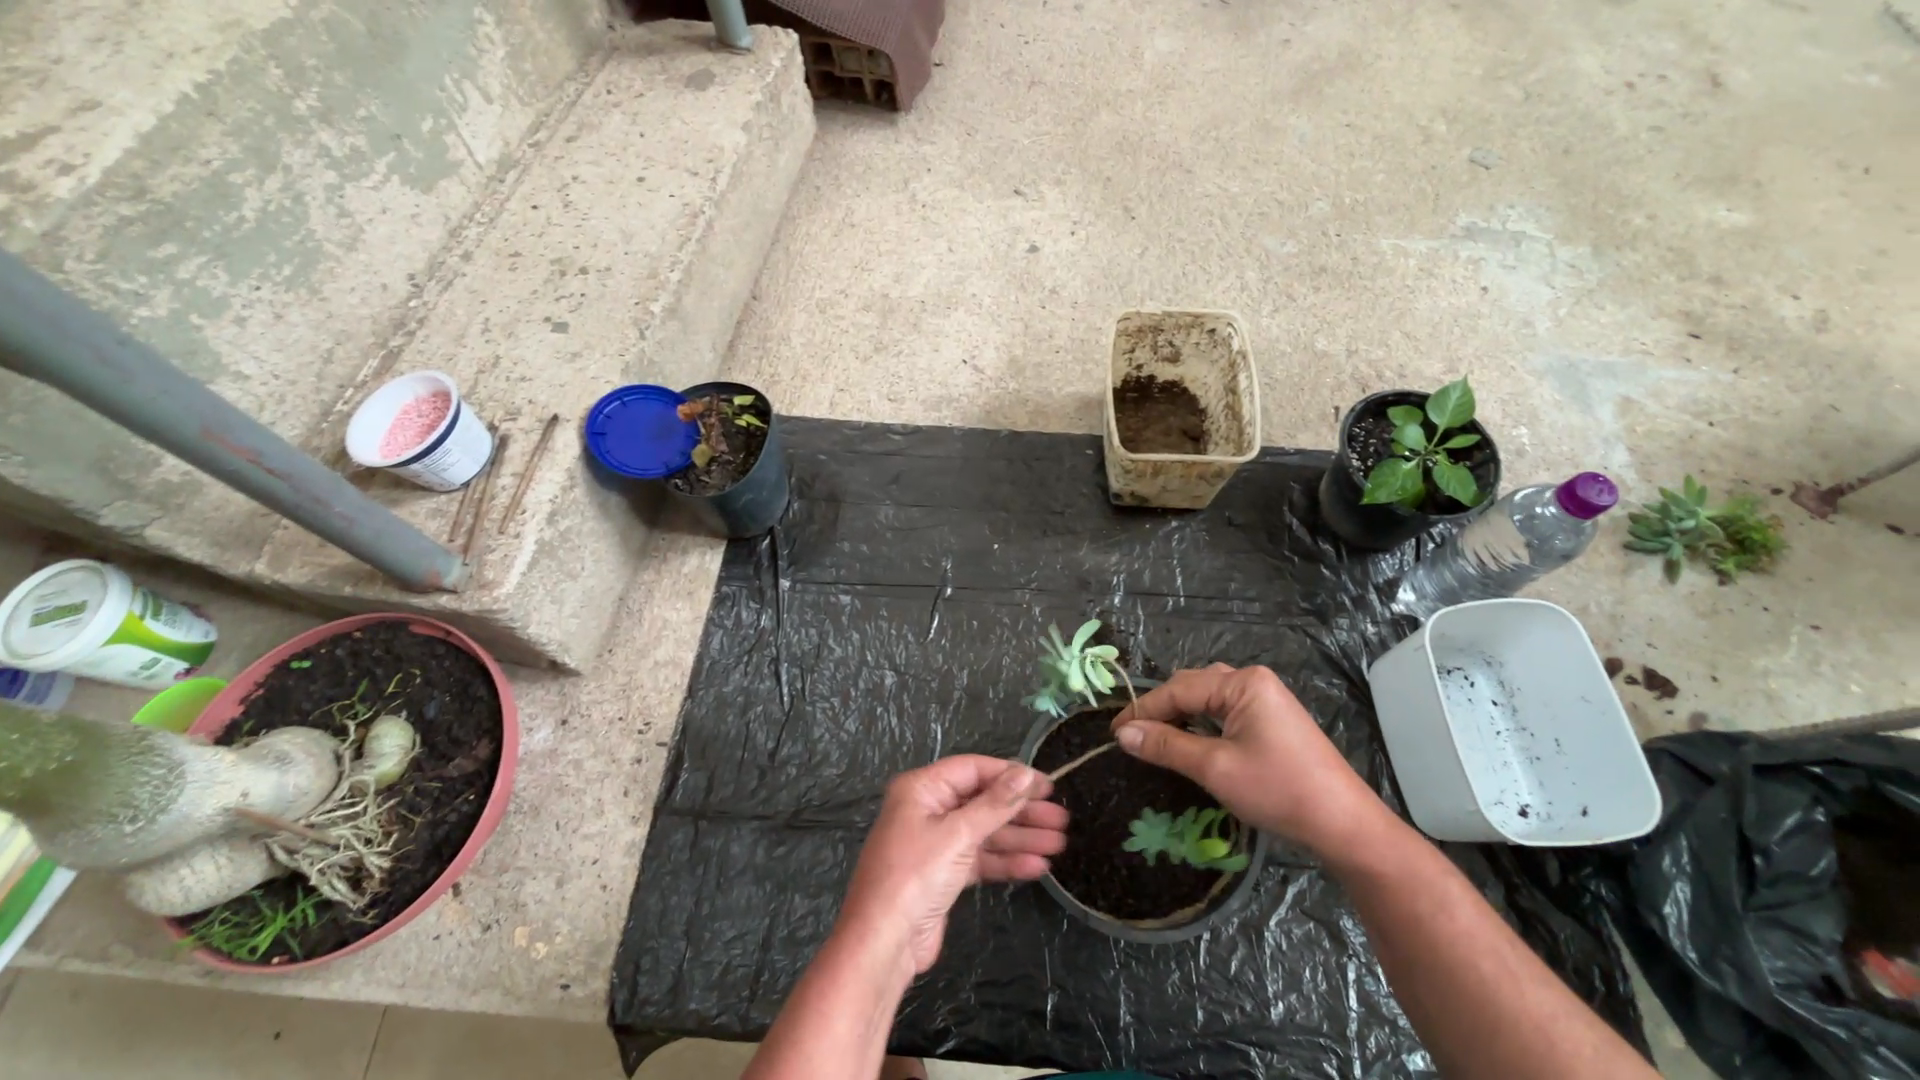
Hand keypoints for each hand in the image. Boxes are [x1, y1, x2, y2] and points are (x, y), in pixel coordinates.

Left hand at [838, 756, 1067, 973]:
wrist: (884, 941)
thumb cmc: (915, 876)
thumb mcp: (958, 834)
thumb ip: (995, 804)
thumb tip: (1025, 773)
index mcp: (921, 789)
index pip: (973, 770)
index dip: (1011, 775)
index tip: (1048, 785)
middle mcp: (928, 810)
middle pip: (982, 802)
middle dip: (1022, 811)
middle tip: (1061, 819)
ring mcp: (936, 843)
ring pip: (985, 832)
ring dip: (1020, 838)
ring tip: (1059, 844)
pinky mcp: (944, 874)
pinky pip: (980, 859)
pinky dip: (1006, 862)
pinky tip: (1037, 867)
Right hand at [1111, 664, 1388, 855]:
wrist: (1342, 823)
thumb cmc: (1278, 790)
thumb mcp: (1214, 768)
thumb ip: (1166, 746)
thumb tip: (1123, 734)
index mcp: (1242, 683)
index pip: (1178, 688)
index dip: (1143, 710)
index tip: (1113, 734)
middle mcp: (1254, 681)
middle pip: (1193, 686)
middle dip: (1160, 709)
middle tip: (1131, 737)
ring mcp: (1267, 700)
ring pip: (1208, 699)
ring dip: (1180, 716)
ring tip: (1154, 739)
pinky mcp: (1273, 721)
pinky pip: (1225, 712)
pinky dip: (1201, 724)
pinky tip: (1190, 742)